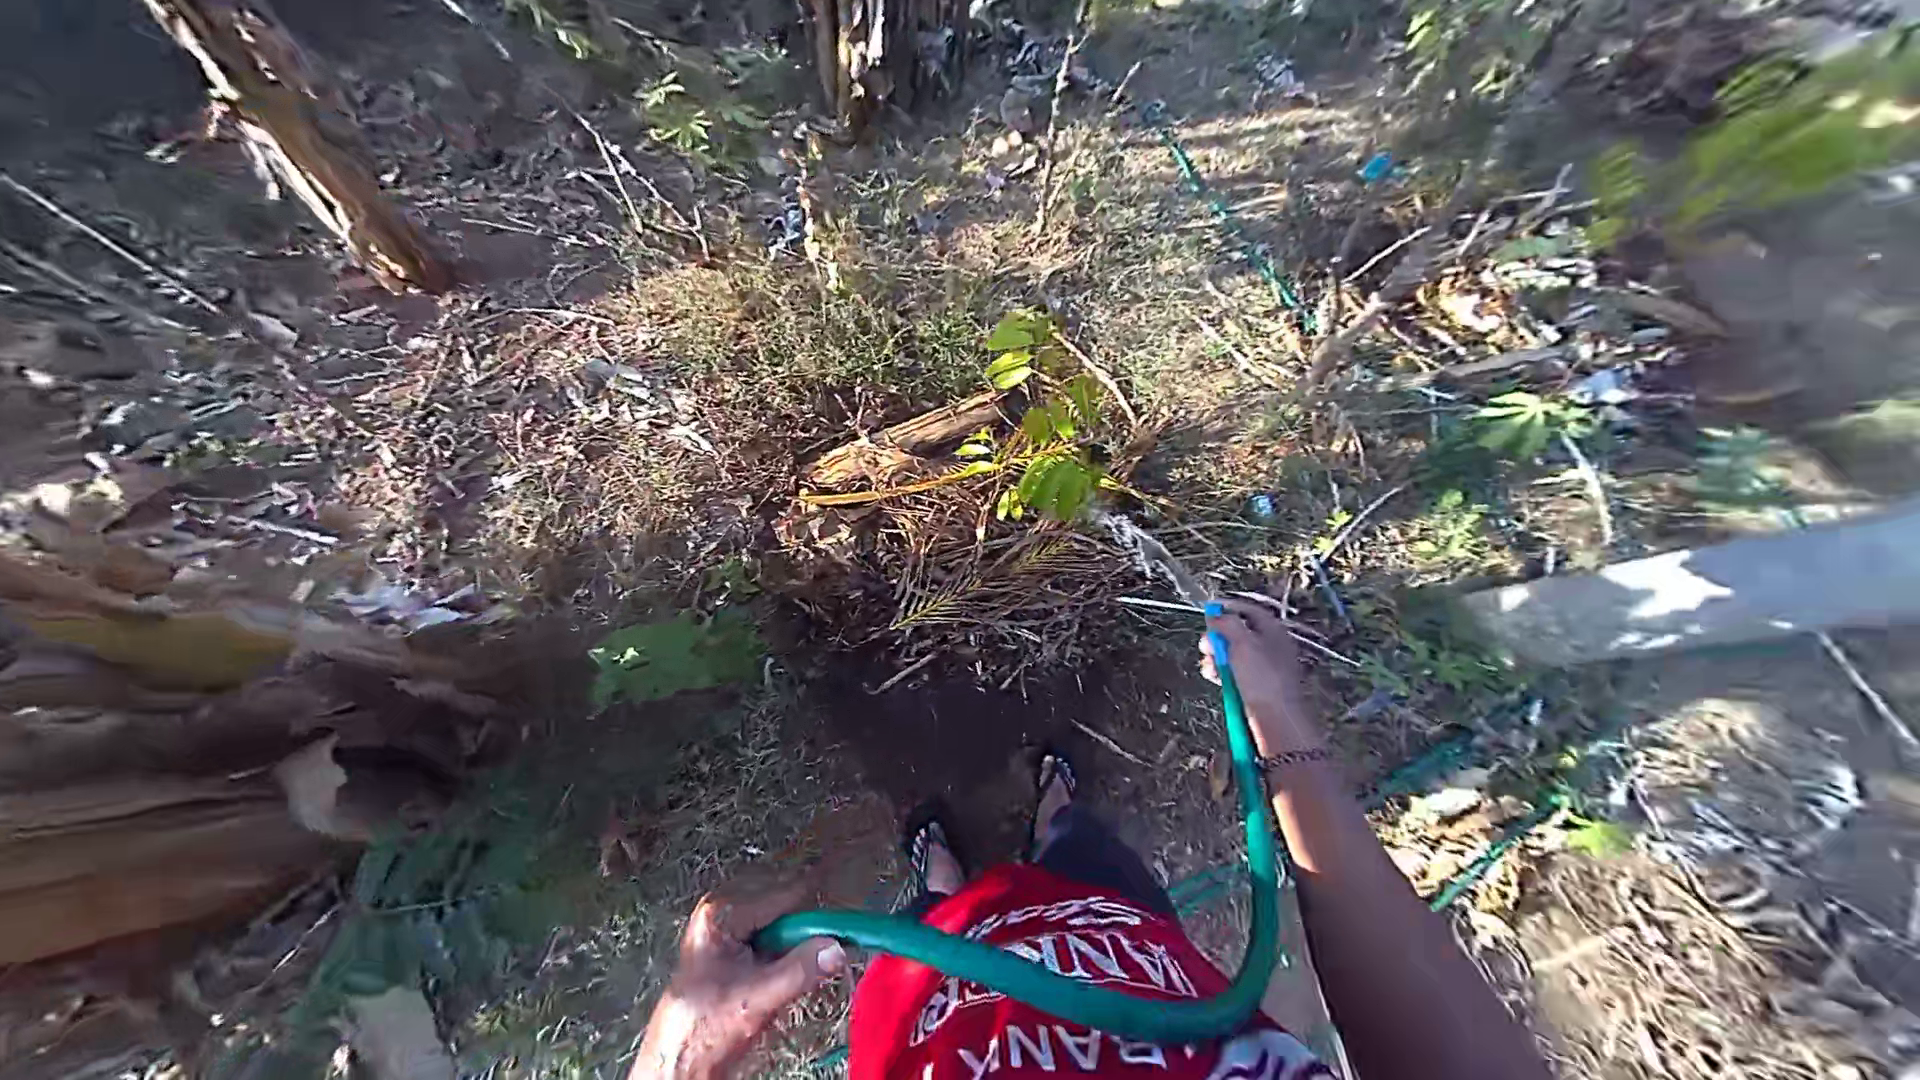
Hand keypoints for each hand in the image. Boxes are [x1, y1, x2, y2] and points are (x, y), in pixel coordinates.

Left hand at [631, 882, 845, 1078]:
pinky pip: (774, 932)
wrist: (673, 1070)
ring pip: (783, 918)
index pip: (787, 894)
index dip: (816, 916)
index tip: (845, 930)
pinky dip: (784, 952)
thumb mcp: (755, 1003)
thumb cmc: (701, 1034)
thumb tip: (837, 947)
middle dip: (802, 932)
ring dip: (794, 944)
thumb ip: (798, 971)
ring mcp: (727, 922)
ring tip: (782, 977)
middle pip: (786, 903)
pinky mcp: (733, 939)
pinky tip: (772, 978)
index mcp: (722, 911)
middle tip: (814, 959)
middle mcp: (723, 906)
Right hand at [1199, 597, 1323, 755]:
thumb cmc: (1262, 678)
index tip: (1208, 609)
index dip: (1228, 606)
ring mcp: (1261, 667)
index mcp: (1273, 631)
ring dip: (1216, 656)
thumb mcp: (1242, 643)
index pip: (1249, 610)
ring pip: (1231, 653)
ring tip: (1209, 665)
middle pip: (1237, 632)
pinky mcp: (1253, 685)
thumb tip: (1216, 615)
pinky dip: (1220, 671)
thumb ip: (1227, 624)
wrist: (1275, 718)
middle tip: (1206, 645)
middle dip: (1217, 636)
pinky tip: (1213, 676)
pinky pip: (1232, 671)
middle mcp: (1269, 646)